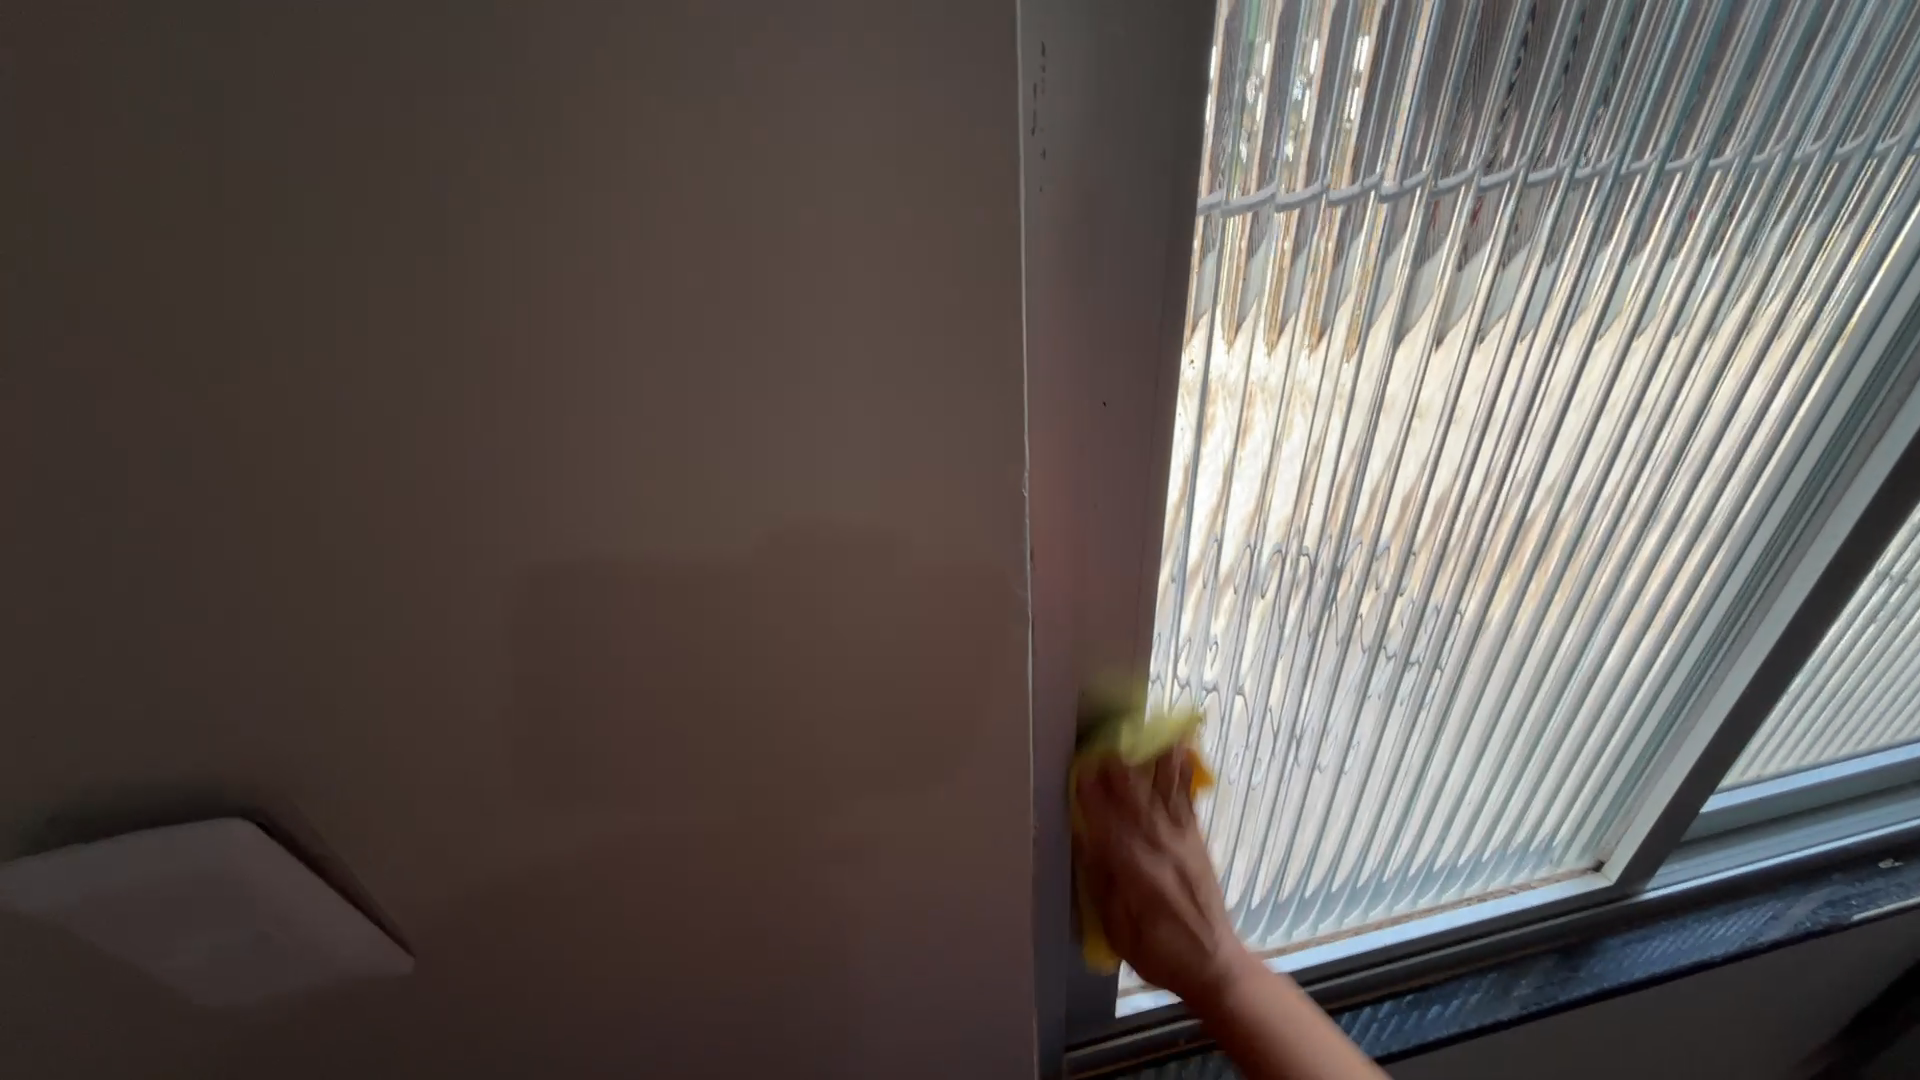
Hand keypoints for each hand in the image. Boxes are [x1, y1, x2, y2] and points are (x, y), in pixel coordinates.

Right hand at [1074, 751, 1260, 1007]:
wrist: (1214, 964)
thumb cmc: (1157, 952)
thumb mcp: (1118, 930)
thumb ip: (1102, 884)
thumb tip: (1084, 840)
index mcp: (1137, 875)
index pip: (1109, 828)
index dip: (1093, 800)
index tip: (1079, 773)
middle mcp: (1161, 851)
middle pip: (1136, 804)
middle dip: (1119, 775)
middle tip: (1103, 745)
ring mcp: (1183, 842)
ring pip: (1163, 794)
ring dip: (1152, 764)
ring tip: (1144, 734)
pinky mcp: (1196, 839)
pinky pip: (1187, 800)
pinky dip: (1182, 774)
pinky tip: (1178, 751)